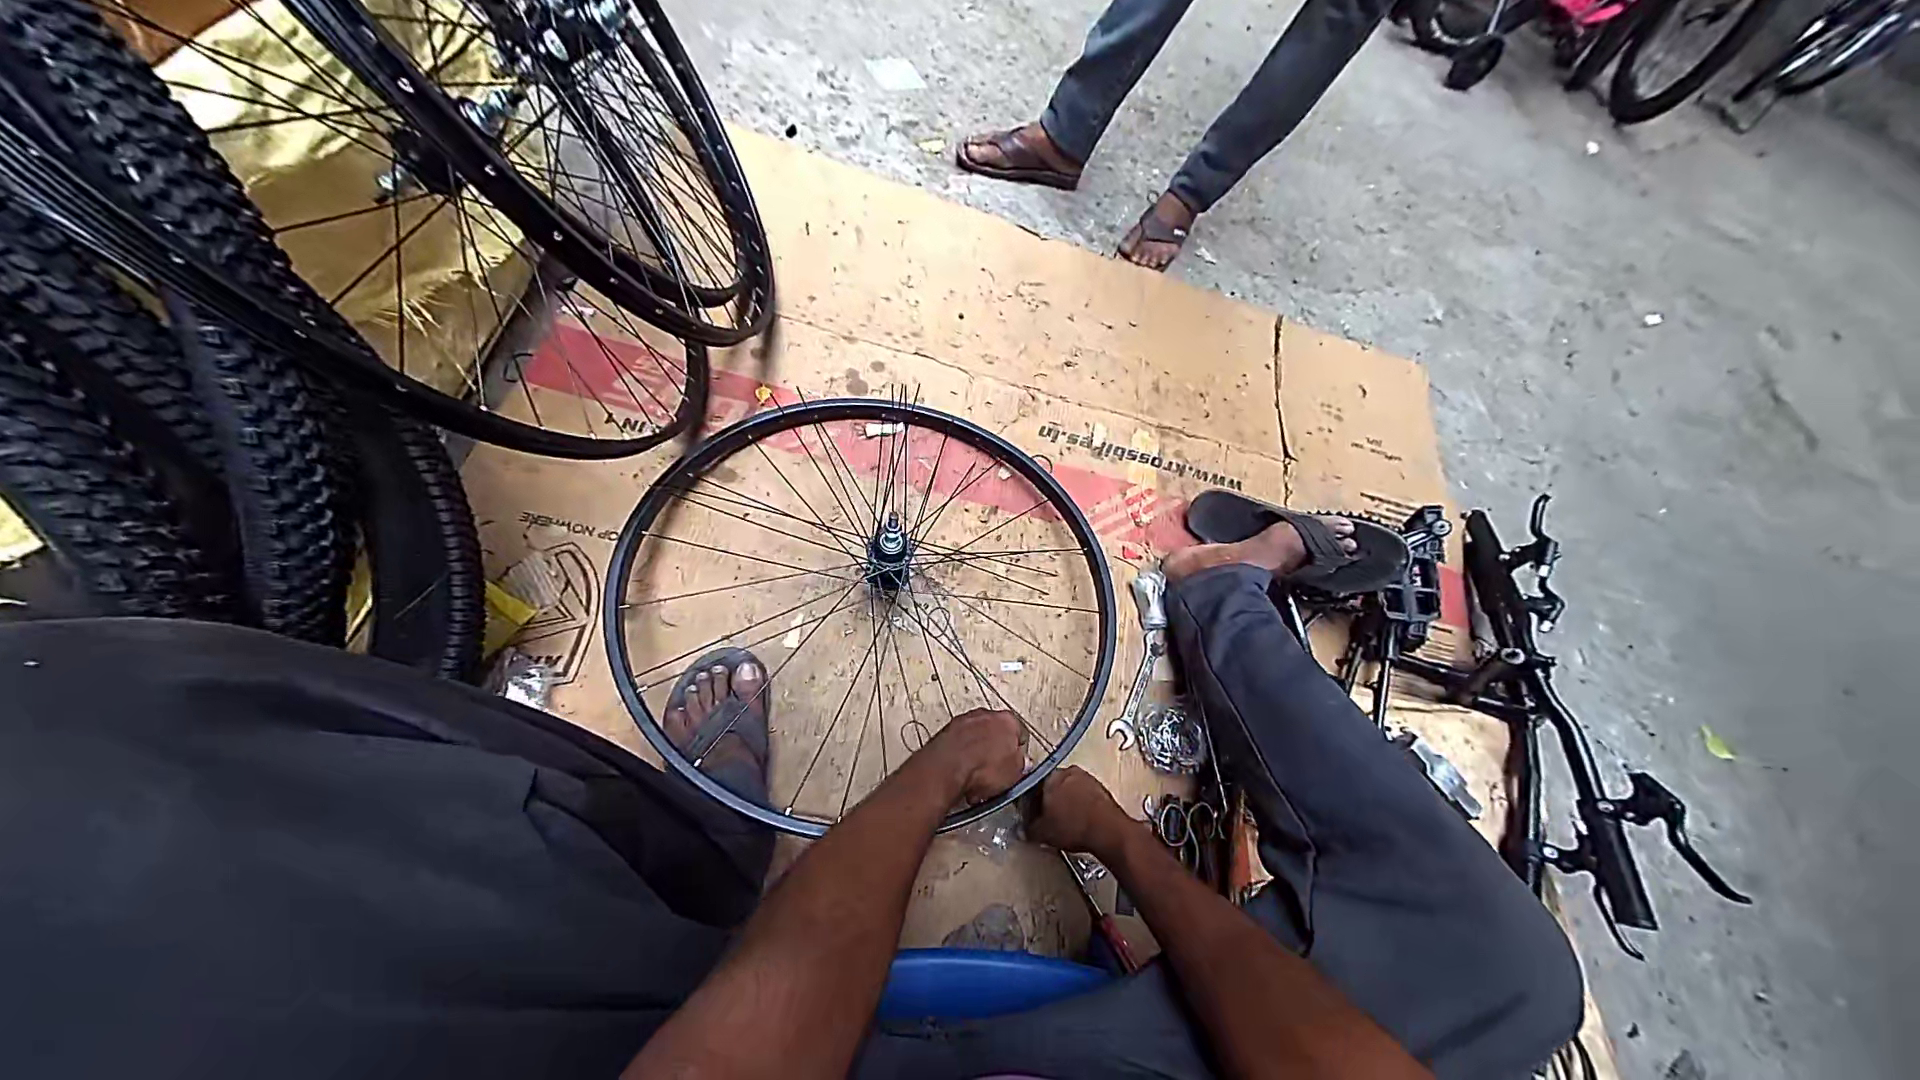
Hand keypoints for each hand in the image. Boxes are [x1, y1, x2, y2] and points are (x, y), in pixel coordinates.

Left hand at [918, 709, 1025, 806]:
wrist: (948, 768)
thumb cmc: (980, 766)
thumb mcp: (1014, 773)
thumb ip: (1021, 764)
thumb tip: (1021, 764)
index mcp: (1008, 720)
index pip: (1020, 734)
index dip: (1018, 754)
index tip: (1015, 767)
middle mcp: (985, 714)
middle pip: (996, 734)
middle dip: (995, 753)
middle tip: (995, 774)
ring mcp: (963, 721)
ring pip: (975, 740)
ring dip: (976, 755)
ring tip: (976, 780)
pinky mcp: (945, 732)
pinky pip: (959, 746)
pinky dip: (960, 758)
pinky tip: (961, 777)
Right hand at [1028, 766, 1136, 857]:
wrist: (1107, 832)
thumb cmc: (1077, 826)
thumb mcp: (1043, 833)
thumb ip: (1029, 828)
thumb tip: (1026, 830)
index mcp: (1049, 777)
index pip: (1033, 787)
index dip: (1031, 803)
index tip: (1032, 814)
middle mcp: (1068, 772)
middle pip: (1053, 786)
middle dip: (1050, 801)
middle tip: (1048, 819)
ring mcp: (1087, 779)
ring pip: (1070, 789)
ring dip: (1067, 802)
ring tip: (1066, 823)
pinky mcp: (1102, 789)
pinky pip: (1086, 796)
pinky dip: (1082, 807)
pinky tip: (1081, 823)